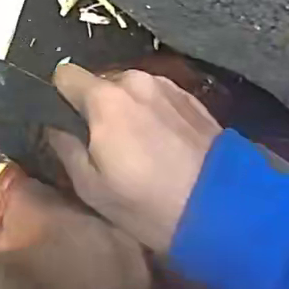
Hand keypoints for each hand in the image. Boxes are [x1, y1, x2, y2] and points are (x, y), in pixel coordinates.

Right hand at [46, 63, 223, 252]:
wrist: (233, 214)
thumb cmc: (152, 205)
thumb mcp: (93, 189)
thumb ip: (65, 149)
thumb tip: (54, 127)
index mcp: (104, 98)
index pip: (65, 74)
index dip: (62, 97)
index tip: (70, 123)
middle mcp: (133, 80)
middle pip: (99, 82)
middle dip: (97, 106)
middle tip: (109, 144)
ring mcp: (166, 86)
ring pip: (129, 89)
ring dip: (127, 108)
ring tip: (142, 146)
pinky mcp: (192, 98)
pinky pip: (157, 97)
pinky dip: (153, 113)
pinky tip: (166, 145)